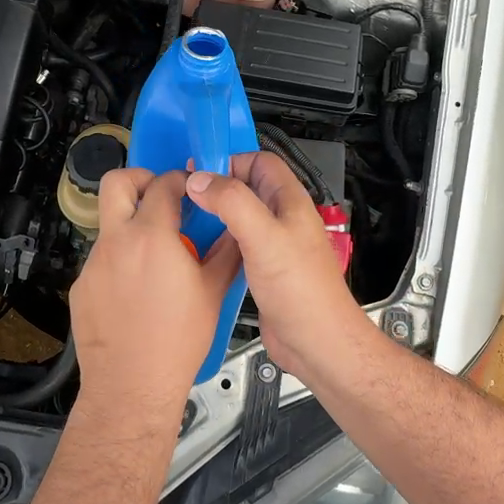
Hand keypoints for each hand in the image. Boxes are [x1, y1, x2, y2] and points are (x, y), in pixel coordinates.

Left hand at [72, 169, 240, 409]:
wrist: (132, 387)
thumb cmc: (176, 342)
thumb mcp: (213, 292)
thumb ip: (227, 252)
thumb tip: (235, 229)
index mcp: (152, 237)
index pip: (163, 184)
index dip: (180, 180)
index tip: (191, 189)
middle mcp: (117, 242)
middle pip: (117, 183)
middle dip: (139, 179)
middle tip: (159, 196)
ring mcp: (94, 264)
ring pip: (109, 224)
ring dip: (131, 225)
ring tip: (155, 255)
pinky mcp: (81, 286)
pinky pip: (102, 259)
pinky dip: (120, 260)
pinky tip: (138, 290)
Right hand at [186, 153, 368, 379]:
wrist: (317, 343)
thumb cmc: (300, 290)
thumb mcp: (263, 237)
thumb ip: (232, 203)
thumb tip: (198, 179)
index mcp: (290, 201)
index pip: (260, 161)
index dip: (230, 160)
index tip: (198, 170)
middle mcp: (284, 219)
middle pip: (248, 187)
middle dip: (218, 185)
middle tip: (187, 193)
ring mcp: (275, 245)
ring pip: (242, 216)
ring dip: (217, 213)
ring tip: (188, 216)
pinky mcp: (265, 270)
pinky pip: (239, 243)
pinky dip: (220, 240)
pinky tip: (202, 248)